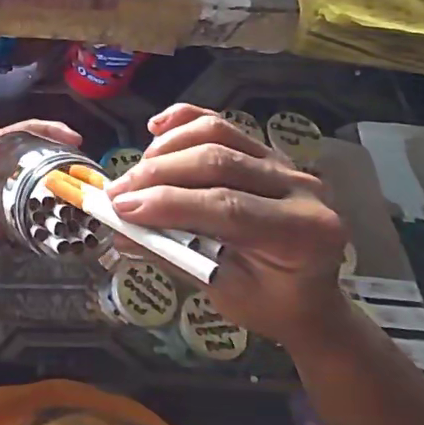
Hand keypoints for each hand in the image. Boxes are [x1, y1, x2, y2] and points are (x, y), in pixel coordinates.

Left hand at [0, 112, 81, 254]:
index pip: (27, 131)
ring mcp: (17, 186)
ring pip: (47, 175)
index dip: (50, 130)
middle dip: (66, 154)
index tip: (73, 138)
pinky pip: (45, 200)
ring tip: (89, 185)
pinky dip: (61, 201)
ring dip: (67, 177)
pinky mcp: (23, 208)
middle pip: (43, 151)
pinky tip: (78, 206)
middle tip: (88, 165)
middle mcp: (10, 164)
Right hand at [104, 103, 350, 348]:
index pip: (226, 206)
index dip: (166, 203)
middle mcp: (301, 189)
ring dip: (164, 149)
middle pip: (217, 162)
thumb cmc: (268, 303)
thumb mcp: (222, 292)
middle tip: (116, 194)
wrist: (308, 298)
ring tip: (134, 174)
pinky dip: (184, 121)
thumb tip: (119, 230)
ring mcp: (285, 164)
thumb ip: (173, 255)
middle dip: (155, 175)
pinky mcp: (266, 151)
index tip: (120, 209)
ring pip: (216, 134)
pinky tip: (155, 129)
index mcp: (301, 233)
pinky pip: (221, 124)